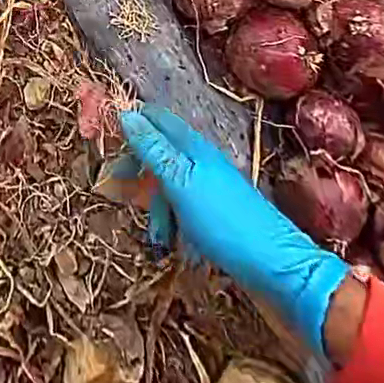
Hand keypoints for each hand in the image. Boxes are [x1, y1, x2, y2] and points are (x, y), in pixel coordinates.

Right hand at [117, 105, 351, 357]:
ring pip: (170, 187)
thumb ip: (153, 149)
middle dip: (138, 173)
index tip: (107, 150)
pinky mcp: (218, 216)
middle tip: (118, 192)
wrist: (276, 269)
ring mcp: (211, 189)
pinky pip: (184, 211)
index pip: (157, 120)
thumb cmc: (224, 222)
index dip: (132, 129)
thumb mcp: (180, 182)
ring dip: (157, 208)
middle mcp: (202, 161)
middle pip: (160, 153)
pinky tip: (177, 246)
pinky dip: (175, 225)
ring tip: (158, 236)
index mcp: (194, 147)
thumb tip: (126, 113)